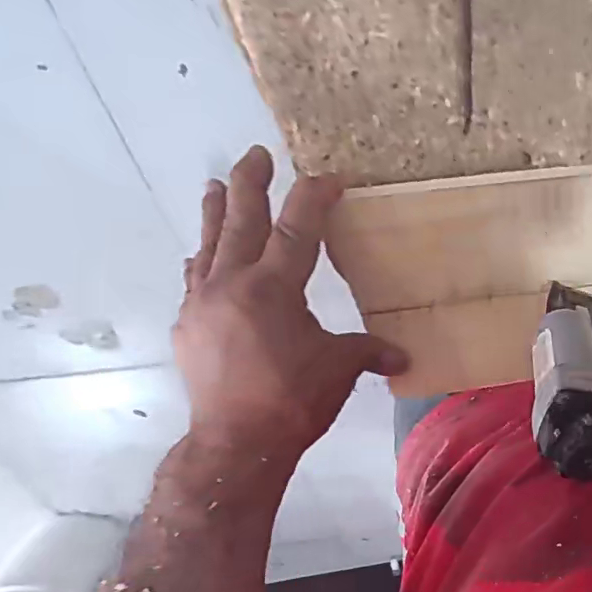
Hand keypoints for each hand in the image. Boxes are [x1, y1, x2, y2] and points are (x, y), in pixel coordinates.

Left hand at [175, 147, 407, 459]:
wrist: (238, 438)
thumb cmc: (295, 397)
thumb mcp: (341, 369)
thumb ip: (369, 352)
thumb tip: (401, 357)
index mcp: (274, 289)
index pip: (296, 231)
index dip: (313, 199)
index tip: (327, 176)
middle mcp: (232, 284)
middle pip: (241, 222)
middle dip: (251, 183)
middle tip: (256, 153)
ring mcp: (203, 303)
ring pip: (209, 244)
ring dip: (217, 212)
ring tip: (218, 186)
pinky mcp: (190, 326)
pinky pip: (196, 279)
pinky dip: (204, 260)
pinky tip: (204, 258)